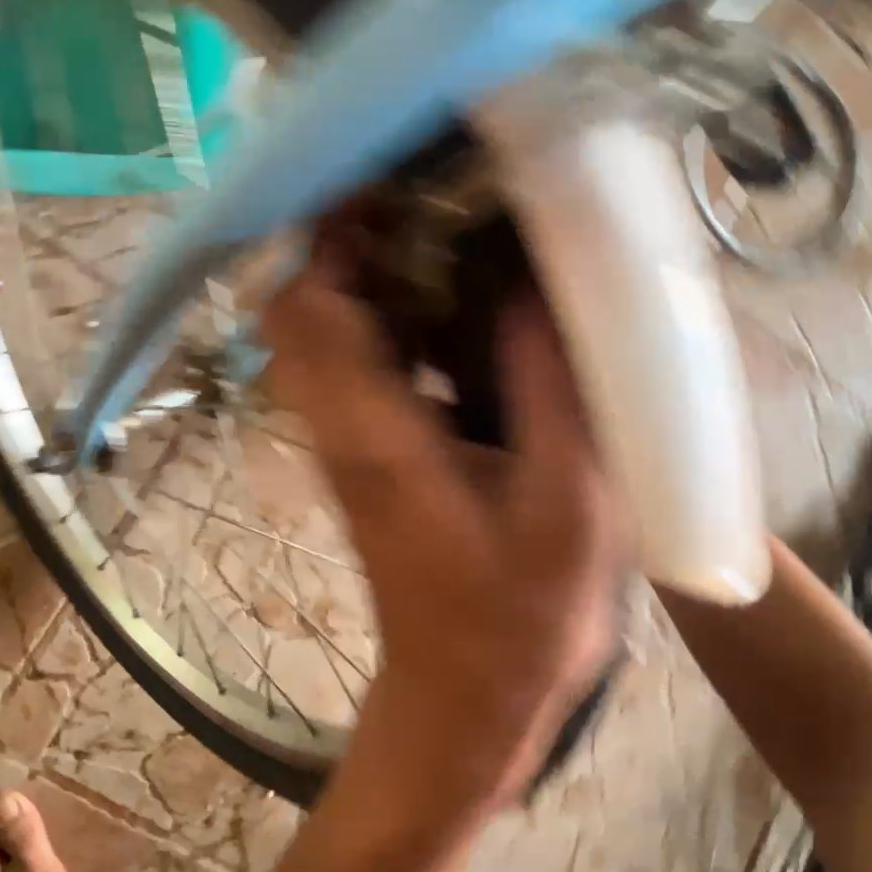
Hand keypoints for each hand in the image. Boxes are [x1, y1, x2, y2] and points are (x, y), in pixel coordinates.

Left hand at [261, 235, 620, 782]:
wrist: (463, 695)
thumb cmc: (517, 618)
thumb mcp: (566, 506)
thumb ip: (547, 387)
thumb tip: (528, 284)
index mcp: (374, 430)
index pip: (304, 306)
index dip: (330, 231)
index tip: (391, 175)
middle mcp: (340, 423)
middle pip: (305, 303)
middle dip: (357, 235)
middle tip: (440, 189)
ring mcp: (348, 438)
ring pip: (332, 327)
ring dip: (380, 270)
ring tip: (462, 223)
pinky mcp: (370, 451)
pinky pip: (365, 360)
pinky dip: (401, 315)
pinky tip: (470, 299)